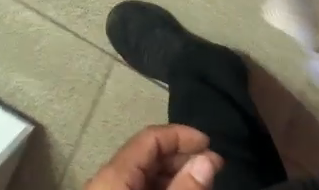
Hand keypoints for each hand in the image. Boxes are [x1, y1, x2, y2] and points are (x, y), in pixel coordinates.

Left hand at [84, 125, 222, 189]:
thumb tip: (209, 158)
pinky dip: (161, 188)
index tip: (209, 143)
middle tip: (212, 166)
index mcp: (113, 174)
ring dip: (173, 175)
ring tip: (199, 181)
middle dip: (181, 157)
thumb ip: (184, 187)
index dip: (181, 134)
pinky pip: (138, 188)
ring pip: (144, 174)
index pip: (150, 137)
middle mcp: (106, 179)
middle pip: (147, 155)